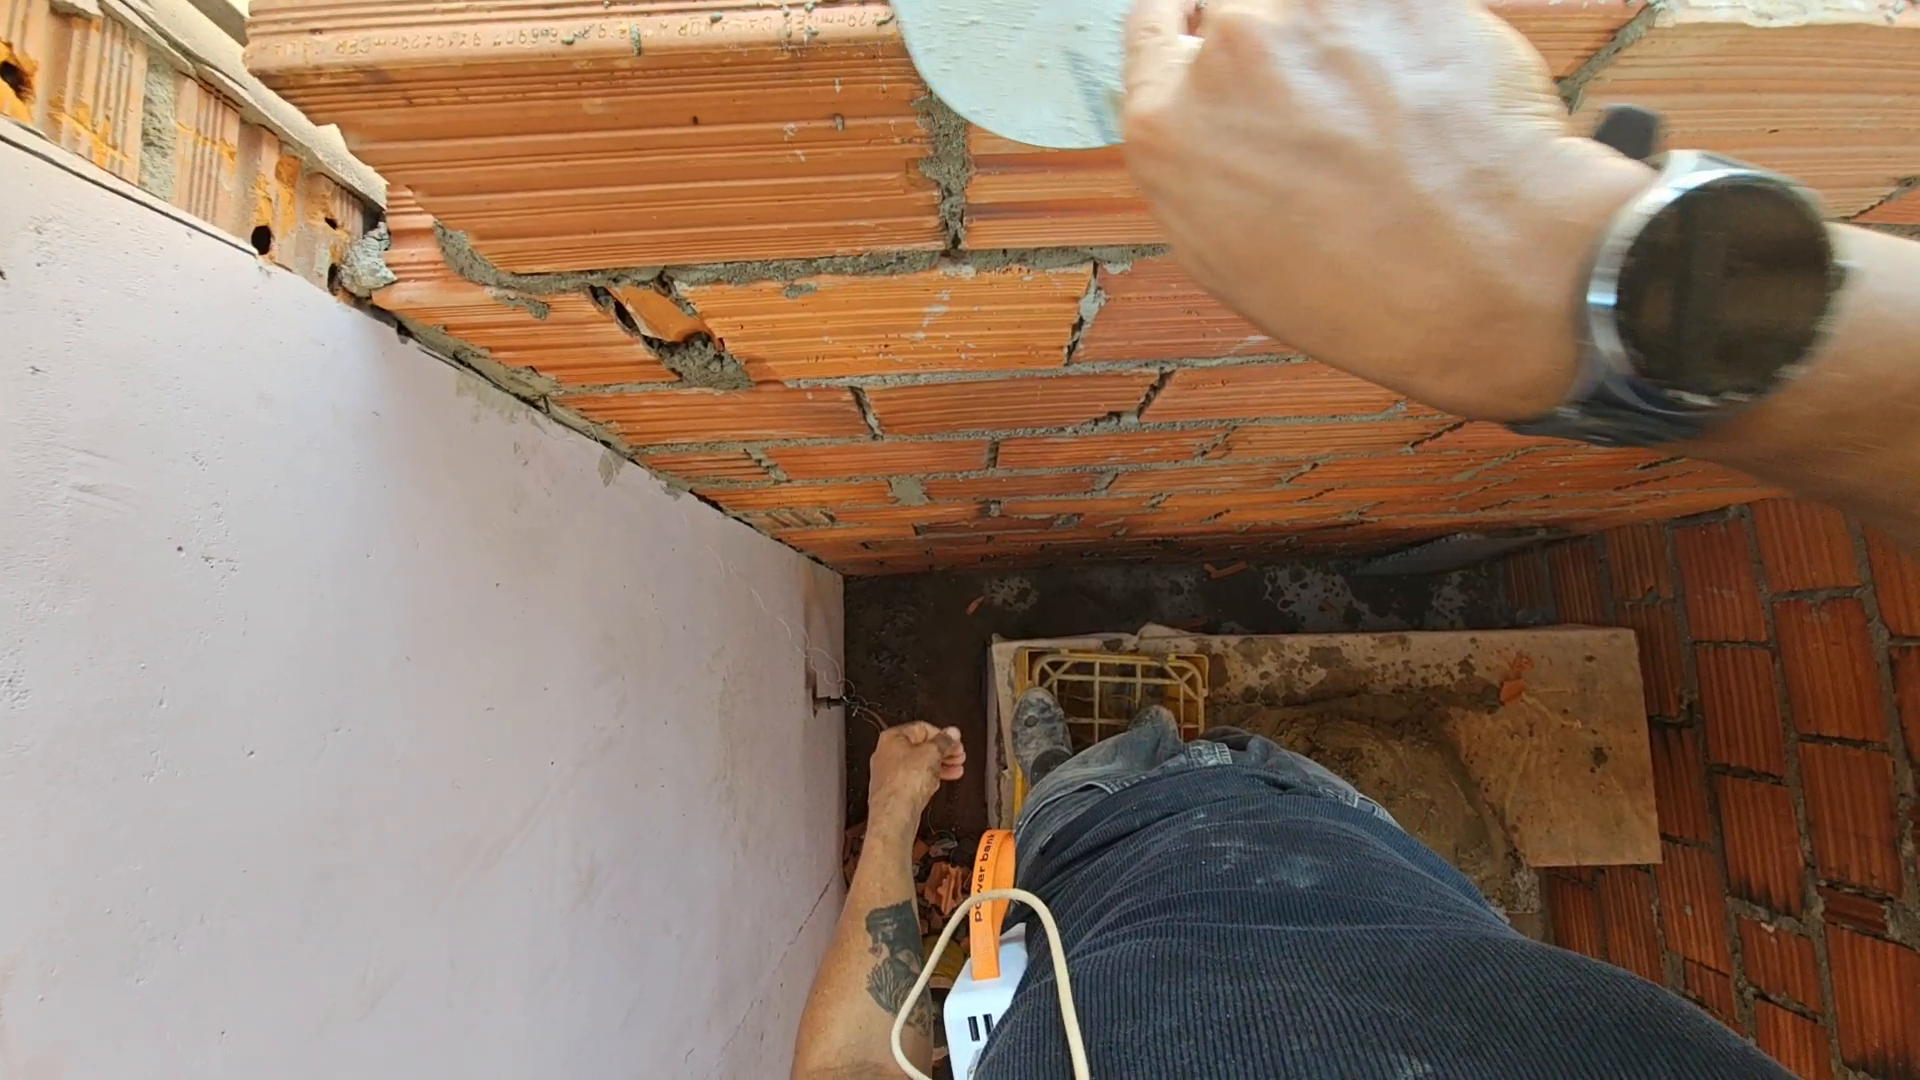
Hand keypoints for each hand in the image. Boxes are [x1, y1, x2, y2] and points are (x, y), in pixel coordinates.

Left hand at [868, 723, 965, 822]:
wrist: (895, 814)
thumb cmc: (904, 783)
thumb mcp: (932, 753)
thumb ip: (945, 741)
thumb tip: (952, 734)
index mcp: (892, 737)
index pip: (922, 728)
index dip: (942, 735)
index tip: (955, 741)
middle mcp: (886, 753)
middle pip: (920, 747)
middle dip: (942, 751)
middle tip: (957, 755)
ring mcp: (888, 773)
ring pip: (918, 764)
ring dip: (939, 765)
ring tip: (955, 769)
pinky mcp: (893, 791)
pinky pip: (914, 780)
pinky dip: (928, 779)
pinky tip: (939, 782)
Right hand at [1121, 0, 1653, 420]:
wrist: (1464, 271)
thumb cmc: (1341, 288)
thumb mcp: (1215, 250)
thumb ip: (1192, 159)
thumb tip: (1200, 111)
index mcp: (1162, 131)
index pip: (1151, 26)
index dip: (1184, 29)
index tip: (1208, 33)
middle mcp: (1223, 52)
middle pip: (1232, 4)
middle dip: (1266, 43)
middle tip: (1312, 97)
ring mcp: (1311, 6)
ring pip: (1308, 1)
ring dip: (1336, 35)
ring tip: (1375, 102)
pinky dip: (1394, 28)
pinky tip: (1415, 89)